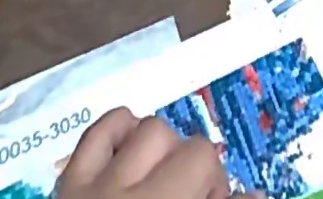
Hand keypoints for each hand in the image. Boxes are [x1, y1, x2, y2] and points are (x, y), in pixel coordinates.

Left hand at [56, 108, 231, 198]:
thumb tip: (255, 194)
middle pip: (186, 147)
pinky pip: (99, 132)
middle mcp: (131, 193)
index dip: (219, 185)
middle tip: (194, 196)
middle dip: (197, 171)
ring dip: (163, 152)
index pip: (205, 160)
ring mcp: (93, 186)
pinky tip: (129, 157)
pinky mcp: (67, 185)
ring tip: (163, 182)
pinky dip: (119, 134)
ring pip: (148, 130)